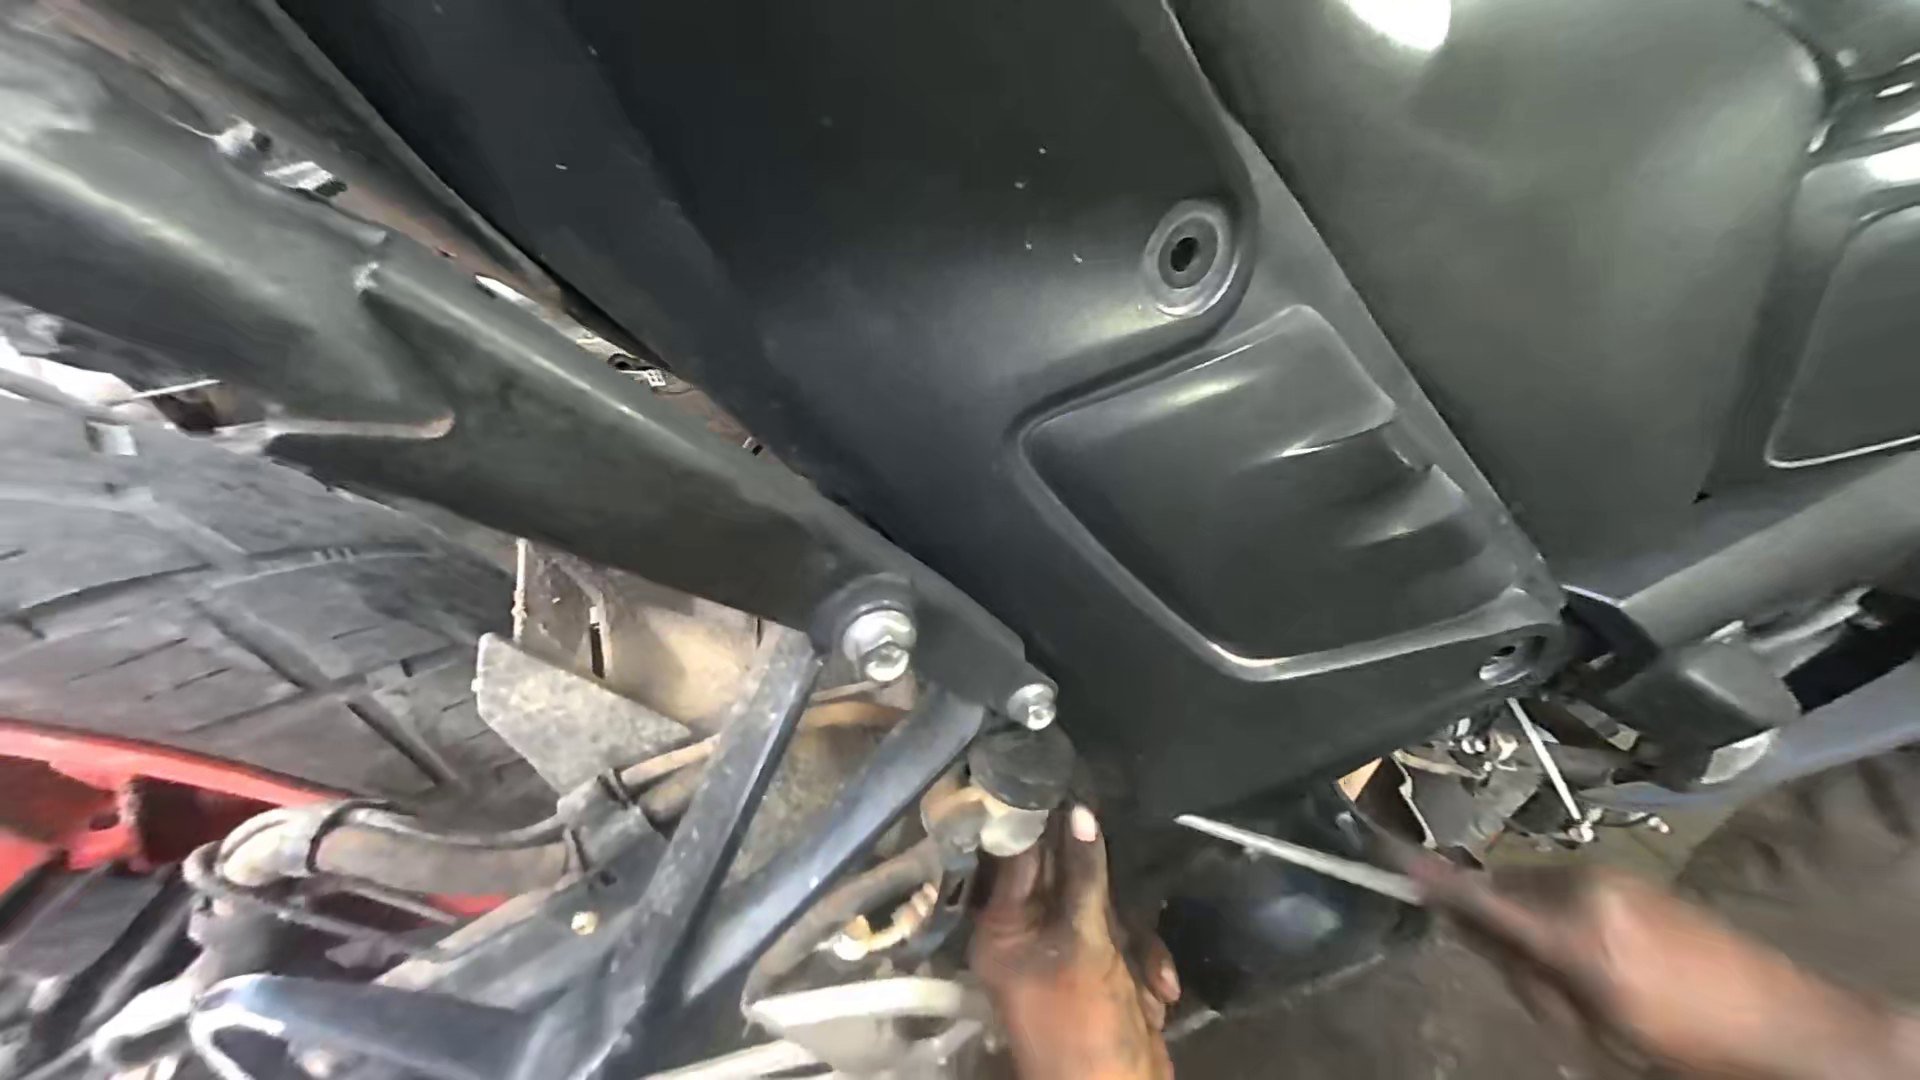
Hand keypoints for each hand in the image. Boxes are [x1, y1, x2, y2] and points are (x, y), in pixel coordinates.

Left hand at [970, 805, 1180, 1079]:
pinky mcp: (1100, 965)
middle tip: (1116, 845)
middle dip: (1100, 885)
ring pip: (1100, 905)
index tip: (1065, 783)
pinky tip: (1157, 990)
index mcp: (1003, 926)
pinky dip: (1144, 961)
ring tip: (1143, 971)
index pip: (1018, 855)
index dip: (1041, 820)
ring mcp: (1065, 949)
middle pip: (1063, 876)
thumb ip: (1083, 874)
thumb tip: (1079, 810)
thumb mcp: (1083, 944)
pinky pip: (1122, 937)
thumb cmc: (1084, 1026)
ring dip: (1131, 935)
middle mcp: (1027, 931)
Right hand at [1416, 862, 1919, 1079]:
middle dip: (1490, 909)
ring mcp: (1605, 875)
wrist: (1803, 1032)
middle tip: (1512, 952)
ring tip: (1567, 953)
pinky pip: (1558, 878)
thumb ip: (1521, 974)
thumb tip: (1461, 929)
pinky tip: (1593, 938)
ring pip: (1526, 879)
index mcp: (1576, 939)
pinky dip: (1553, 901)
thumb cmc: (1690, 1048)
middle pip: (1498, 884)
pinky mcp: (1623, 871)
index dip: (1427, 875)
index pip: (1480, 896)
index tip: (1385, 853)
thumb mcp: (1597, 1033)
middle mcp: (1582, 891)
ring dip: (1523, 906)